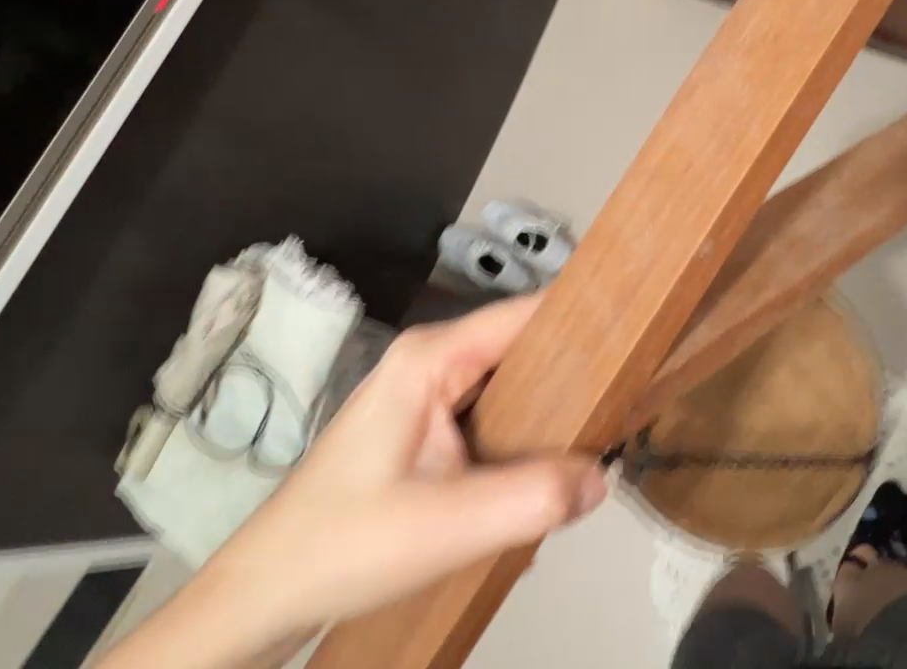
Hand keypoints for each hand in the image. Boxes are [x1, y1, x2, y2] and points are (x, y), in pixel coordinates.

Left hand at [156, 297, 606, 662]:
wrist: (266, 592)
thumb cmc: (345, 545)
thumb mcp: (448, 526)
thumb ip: (533, 498)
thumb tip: (601, 477)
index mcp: (432, 357)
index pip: (526, 315)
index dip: (584, 321)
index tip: (640, 340)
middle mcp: (431, 362)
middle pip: (522, 350)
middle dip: (574, 380)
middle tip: (625, 416)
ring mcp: (425, 396)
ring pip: (509, 389)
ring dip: (548, 419)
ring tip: (595, 448)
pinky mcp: (423, 431)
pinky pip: (491, 420)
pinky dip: (521, 443)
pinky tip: (543, 479)